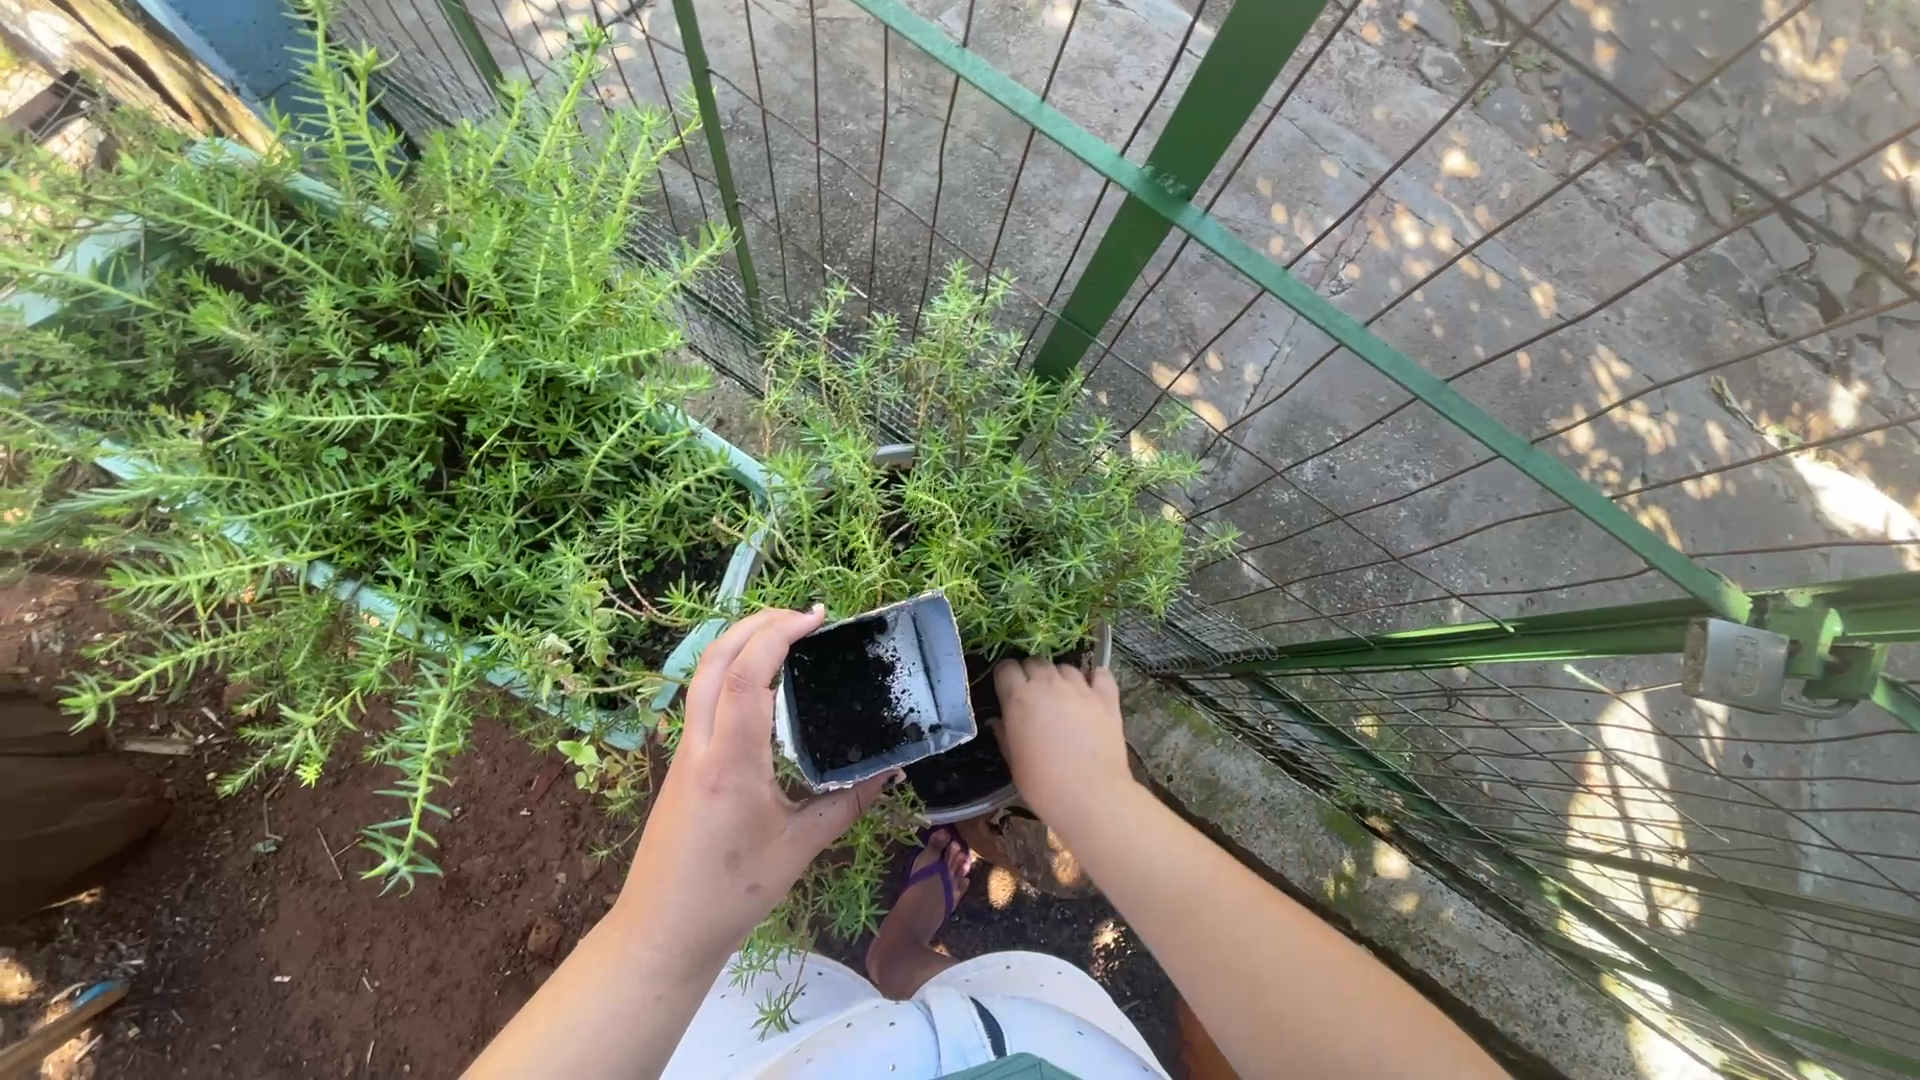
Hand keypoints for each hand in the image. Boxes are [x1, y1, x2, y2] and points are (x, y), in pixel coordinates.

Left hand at [616, 606, 897, 960]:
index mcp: (730, 763)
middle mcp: (700, 746)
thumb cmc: (732, 894)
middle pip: (714, 659)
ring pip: (701, 674)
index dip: (777, 635)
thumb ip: (847, 803)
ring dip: (739, 641)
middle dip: (756, 623)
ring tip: (785, 636)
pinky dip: (730, 669)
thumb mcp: (799, 848)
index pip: (745, 678)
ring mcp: (684, 751)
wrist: (661, 931)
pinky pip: (701, 697)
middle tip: (804, 617)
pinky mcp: (681, 761)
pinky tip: (760, 683)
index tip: (815, 618)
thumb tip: (890, 771)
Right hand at [991, 658, 1134, 828]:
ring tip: (1061, 696)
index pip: (1006, 668)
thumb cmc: (1043, 785)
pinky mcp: (1106, 698)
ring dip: (1059, 677)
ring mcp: (1080, 689)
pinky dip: (1094, 678)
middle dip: (1030, 674)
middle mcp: (1048, 685)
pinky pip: (1100, 675)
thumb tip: (998, 721)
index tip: (1007, 690)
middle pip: (1035, 662)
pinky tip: (1092, 689)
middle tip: (1033, 696)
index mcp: (1019, 698)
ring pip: (1065, 667)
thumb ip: (1004, 735)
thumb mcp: (1014, 762)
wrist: (1091, 796)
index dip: (1005, 677)